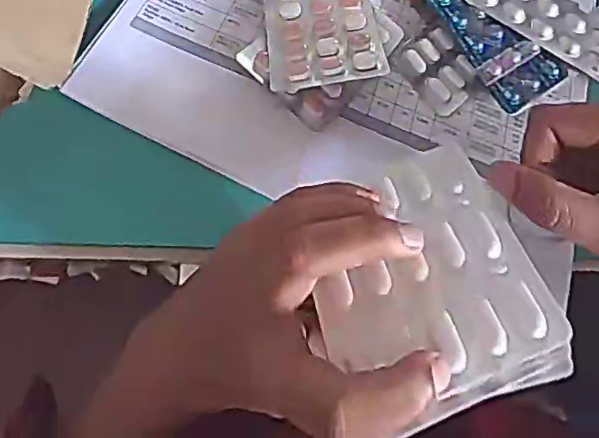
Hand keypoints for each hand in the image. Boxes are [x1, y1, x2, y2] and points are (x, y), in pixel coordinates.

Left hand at [76, 183, 449, 437]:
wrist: (167, 358)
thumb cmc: (236, 369)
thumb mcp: (304, 397)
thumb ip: (368, 400)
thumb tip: (431, 373)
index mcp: (293, 256)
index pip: (358, 237)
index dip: (393, 241)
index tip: (420, 246)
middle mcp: (276, 228)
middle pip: (337, 207)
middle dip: (376, 215)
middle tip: (405, 232)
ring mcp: (256, 226)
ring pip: (314, 197)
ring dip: (350, 202)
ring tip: (377, 213)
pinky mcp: (243, 232)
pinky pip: (294, 202)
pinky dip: (323, 202)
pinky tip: (330, 222)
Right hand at [486, 102, 598, 397]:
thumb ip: (556, 205)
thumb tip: (497, 176)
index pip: (554, 121)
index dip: (534, 160)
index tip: (536, 205)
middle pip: (564, 135)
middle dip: (549, 176)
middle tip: (554, 222)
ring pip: (576, 156)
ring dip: (564, 189)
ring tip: (573, 230)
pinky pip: (594, 173)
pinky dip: (581, 197)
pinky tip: (586, 228)